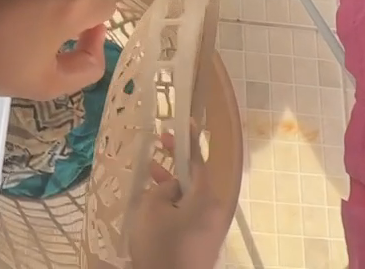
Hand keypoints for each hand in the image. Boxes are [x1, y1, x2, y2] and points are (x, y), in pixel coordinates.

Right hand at [128, 132, 237, 268]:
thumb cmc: (160, 244)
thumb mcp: (153, 207)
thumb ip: (163, 187)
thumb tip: (173, 186)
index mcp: (207, 199)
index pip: (199, 160)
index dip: (190, 139)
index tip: (185, 120)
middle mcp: (214, 211)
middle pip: (197, 177)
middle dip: (178, 160)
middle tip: (161, 141)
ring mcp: (209, 229)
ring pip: (192, 195)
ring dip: (173, 181)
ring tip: (151, 169)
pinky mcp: (201, 241)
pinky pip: (190, 210)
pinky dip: (175, 199)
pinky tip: (154, 198)